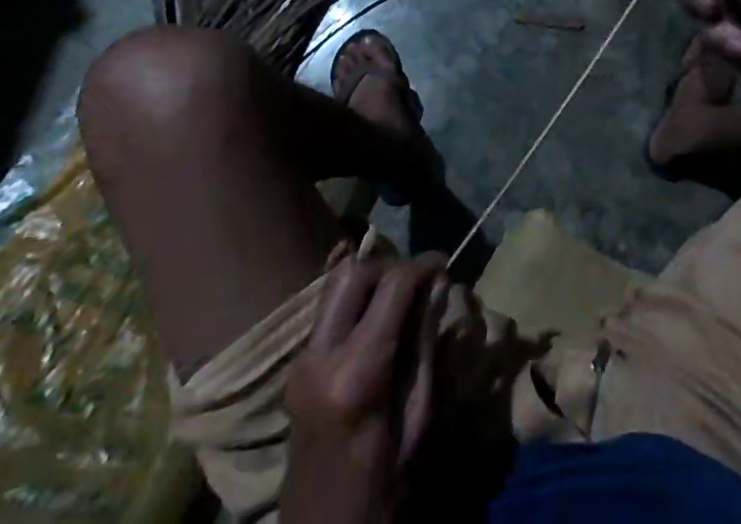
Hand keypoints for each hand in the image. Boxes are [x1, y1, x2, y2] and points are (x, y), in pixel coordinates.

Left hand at [281, 253, 448, 523]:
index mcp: (357, 373)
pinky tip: (379, 320)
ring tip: (401, 295)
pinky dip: (357, 300)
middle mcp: (320, 355)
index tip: (444, 261)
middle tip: (420, 278)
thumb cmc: (387, 479)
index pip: (391, 287)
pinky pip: (328, 311)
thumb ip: (425, 342)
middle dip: (390, 264)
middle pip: (352, 273)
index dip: (421, 265)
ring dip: (371, 278)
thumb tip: (439, 284)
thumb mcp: (420, 413)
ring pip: (333, 286)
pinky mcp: (296, 364)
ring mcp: (301, 358)